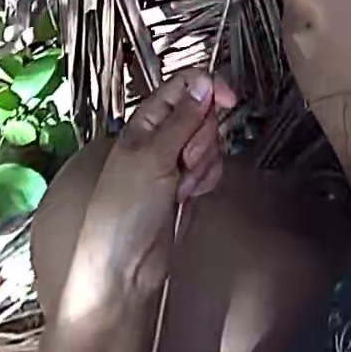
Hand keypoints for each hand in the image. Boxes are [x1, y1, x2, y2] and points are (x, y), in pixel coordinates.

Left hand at [50, 70, 237, 346]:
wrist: (126, 267)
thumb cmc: (122, 211)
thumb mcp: (154, 156)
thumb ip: (183, 118)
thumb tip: (204, 83)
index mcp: (147, 119)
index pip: (185, 85)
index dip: (209, 86)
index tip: (228, 98)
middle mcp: (162, 135)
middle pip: (203, 112)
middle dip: (202, 135)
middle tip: (185, 157)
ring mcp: (175, 159)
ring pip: (210, 141)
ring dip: (203, 162)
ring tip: (181, 182)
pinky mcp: (187, 182)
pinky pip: (212, 167)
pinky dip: (206, 179)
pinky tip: (189, 194)